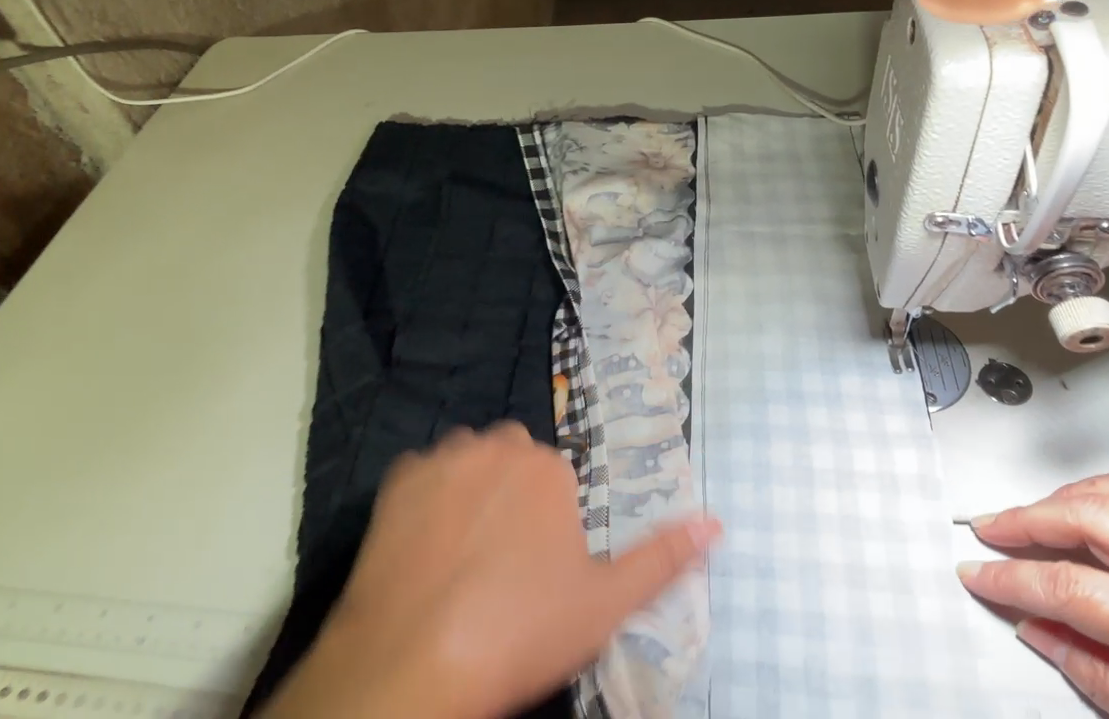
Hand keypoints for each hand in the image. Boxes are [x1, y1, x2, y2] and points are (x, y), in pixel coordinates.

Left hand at [264, 422, 720, 718]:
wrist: (415, 660)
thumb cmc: (521, 631)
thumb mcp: (605, 604)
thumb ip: (661, 559)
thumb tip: (714, 523)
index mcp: (548, 468)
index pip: (555, 479)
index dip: (548, 523)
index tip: (538, 566)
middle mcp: (494, 447)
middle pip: (511, 460)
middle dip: (512, 493)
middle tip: (505, 561)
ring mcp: (439, 460)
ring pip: (465, 462)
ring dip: (470, 489)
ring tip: (465, 555)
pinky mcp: (394, 482)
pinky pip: (420, 478)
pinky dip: (426, 501)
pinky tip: (426, 548)